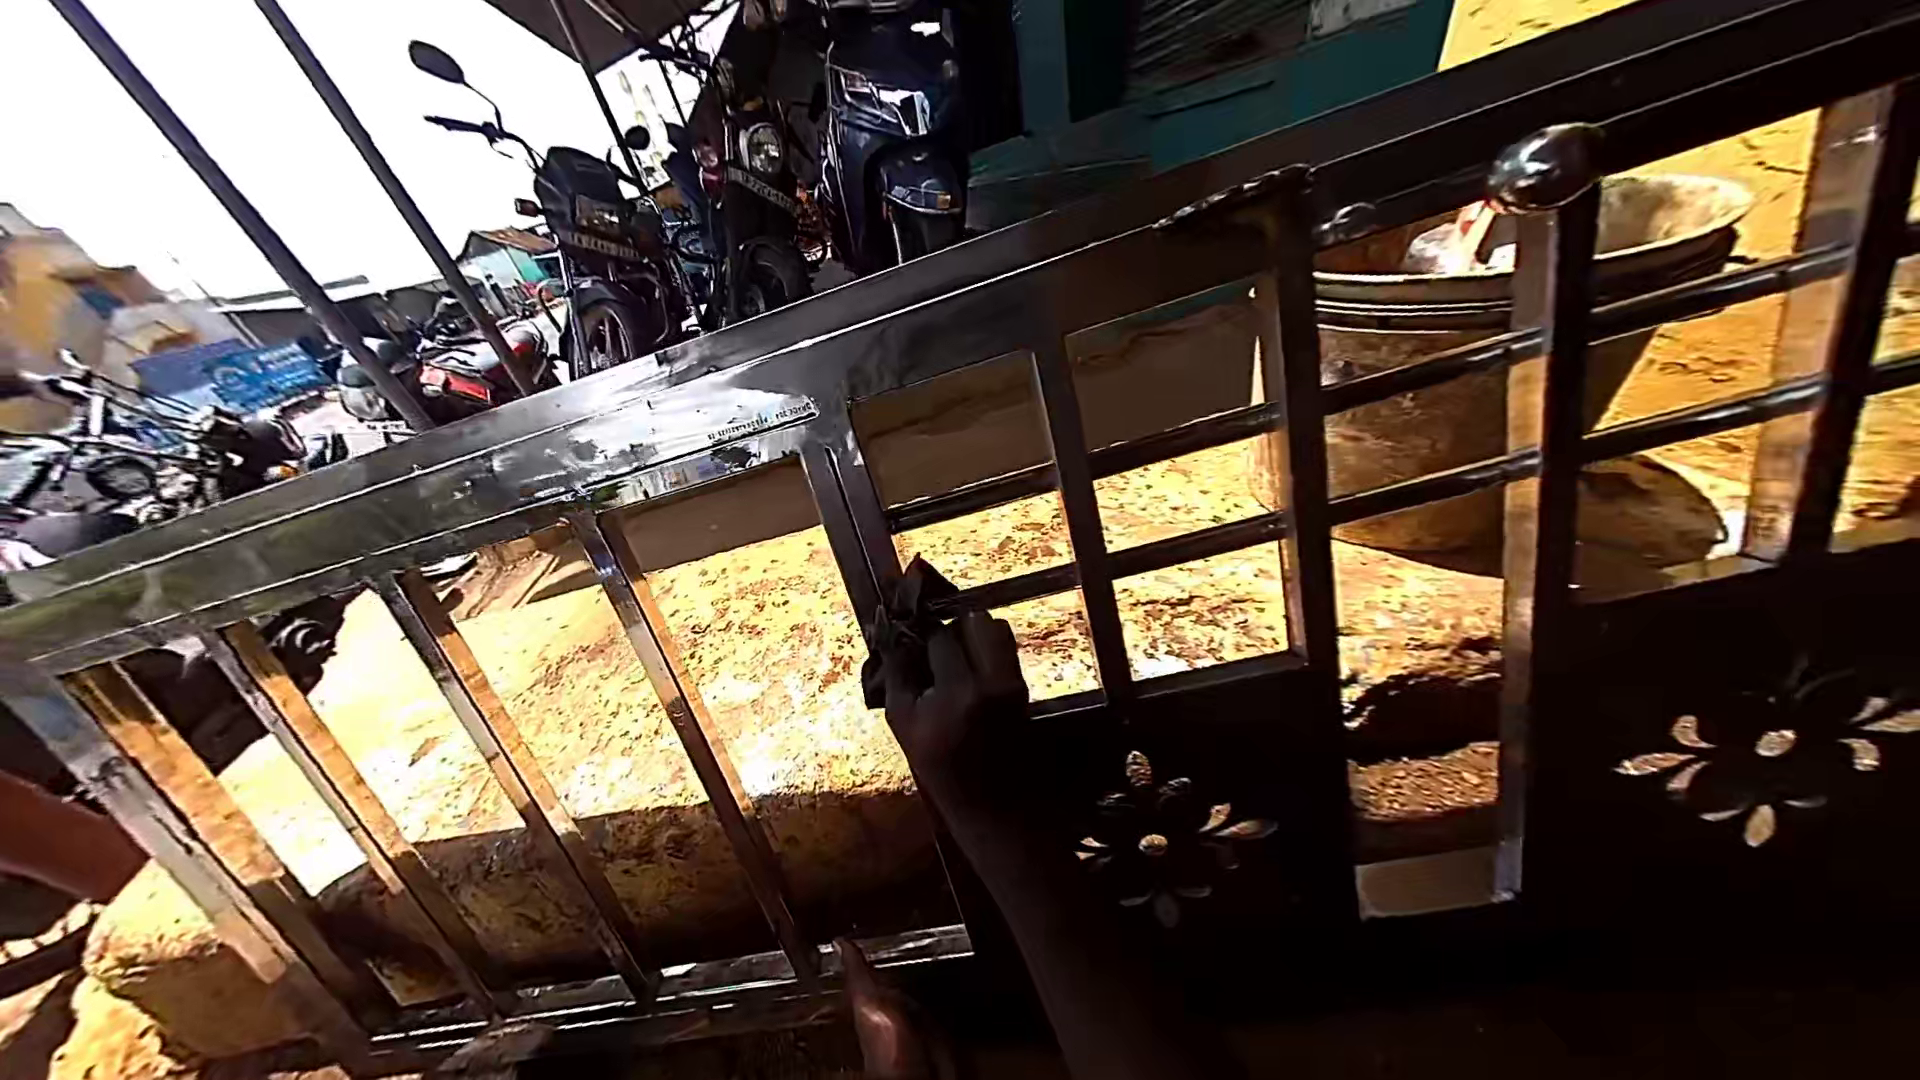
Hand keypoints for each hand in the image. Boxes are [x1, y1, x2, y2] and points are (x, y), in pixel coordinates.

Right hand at [878, 608, 1027, 810]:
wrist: (997, 808)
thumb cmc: (943, 774)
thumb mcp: (905, 727)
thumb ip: (898, 675)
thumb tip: (896, 637)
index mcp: (954, 694)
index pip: (936, 637)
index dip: (920, 634)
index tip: (910, 637)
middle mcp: (987, 681)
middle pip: (967, 622)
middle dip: (948, 630)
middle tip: (933, 649)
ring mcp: (1011, 681)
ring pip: (991, 626)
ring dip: (970, 633)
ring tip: (955, 657)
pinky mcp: (1024, 684)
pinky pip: (1005, 644)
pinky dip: (987, 645)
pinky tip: (972, 667)